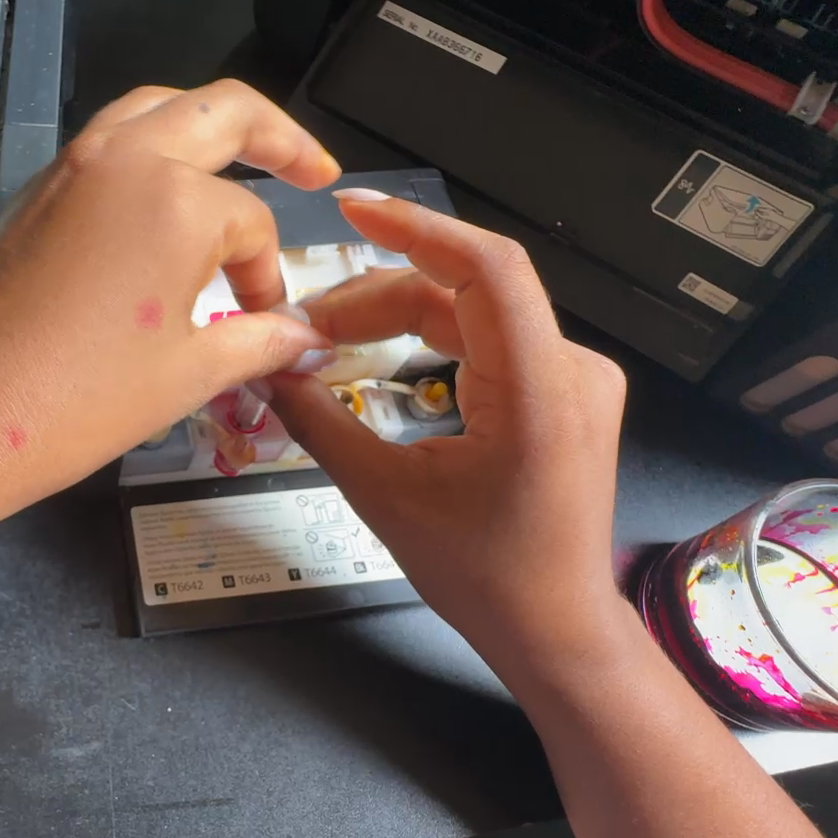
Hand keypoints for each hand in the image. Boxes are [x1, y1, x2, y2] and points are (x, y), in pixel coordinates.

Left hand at [0, 80, 340, 537]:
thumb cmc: (81, 404)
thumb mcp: (187, 375)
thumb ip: (260, 342)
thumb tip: (307, 339)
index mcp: (174, 199)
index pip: (250, 222)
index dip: (268, 272)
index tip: (265, 318)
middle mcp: (122, 160)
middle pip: (220, 113)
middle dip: (278, 137)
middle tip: (313, 168)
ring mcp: (68, 169)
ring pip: (155, 111)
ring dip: (206, 127)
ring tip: (238, 164)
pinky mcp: (32, 194)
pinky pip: (106, 145)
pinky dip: (148, 153)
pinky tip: (160, 203)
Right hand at [266, 194, 631, 674]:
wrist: (551, 626)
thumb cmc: (480, 573)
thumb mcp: (384, 495)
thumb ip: (320, 423)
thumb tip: (269, 371)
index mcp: (538, 390)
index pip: (486, 270)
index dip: (416, 229)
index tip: (352, 210)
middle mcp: (568, 368)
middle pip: (461, 291)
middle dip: (375, 297)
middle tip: (305, 325)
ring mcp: (568, 378)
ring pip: (468, 313)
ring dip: (394, 317)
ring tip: (327, 338)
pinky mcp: (554, 392)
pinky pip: (481, 339)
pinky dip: (422, 338)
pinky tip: (377, 350)